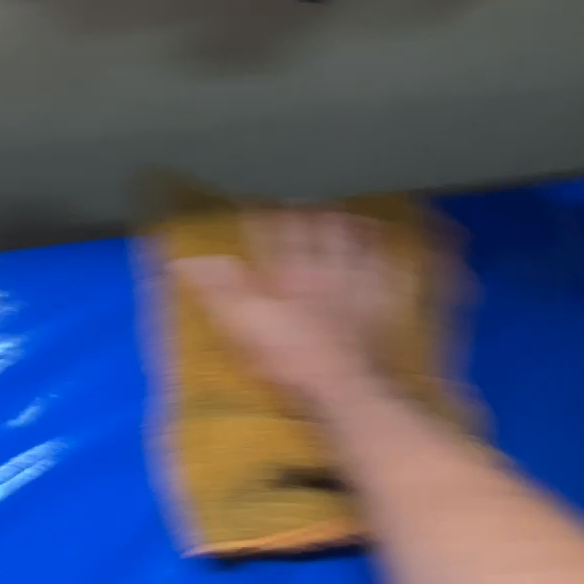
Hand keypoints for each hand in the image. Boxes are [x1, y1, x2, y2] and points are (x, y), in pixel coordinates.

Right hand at [171, 210, 394, 405]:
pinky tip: (397, 241)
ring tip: (344, 211)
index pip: (269, 235)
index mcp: (284, 274)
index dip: (260, 217)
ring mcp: (355, 284)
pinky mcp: (381, 302)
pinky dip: (391, 251)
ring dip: (347, 223)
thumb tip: (186, 260)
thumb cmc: (289, 358)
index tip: (253, 201)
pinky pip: (389, 268)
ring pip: (353, 241)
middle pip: (315, 229)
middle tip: (301, 198)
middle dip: (307, 211)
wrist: (347, 385)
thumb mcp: (242, 325)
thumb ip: (218, 289)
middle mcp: (321, 269)